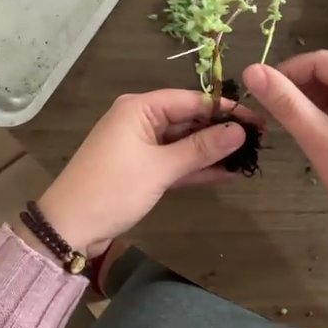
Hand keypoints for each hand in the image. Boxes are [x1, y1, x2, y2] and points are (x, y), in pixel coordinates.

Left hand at [29, 90, 258, 258]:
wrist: (69, 228)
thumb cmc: (112, 189)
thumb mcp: (160, 168)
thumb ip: (201, 149)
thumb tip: (239, 131)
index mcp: (139, 108)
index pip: (191, 100)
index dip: (225, 109)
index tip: (257, 120)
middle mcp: (140, 120)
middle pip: (188, 119)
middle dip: (220, 130)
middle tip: (258, 141)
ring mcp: (140, 145)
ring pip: (183, 142)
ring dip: (211, 151)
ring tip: (248, 158)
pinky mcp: (140, 169)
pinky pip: (174, 161)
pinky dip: (195, 168)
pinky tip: (225, 173)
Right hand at [243, 52, 327, 269]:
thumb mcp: (318, 138)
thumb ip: (284, 102)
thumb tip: (250, 69)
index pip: (323, 61)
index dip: (288, 71)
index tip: (262, 90)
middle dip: (304, 86)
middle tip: (276, 109)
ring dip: (317, 99)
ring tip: (295, 122)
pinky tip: (320, 129)